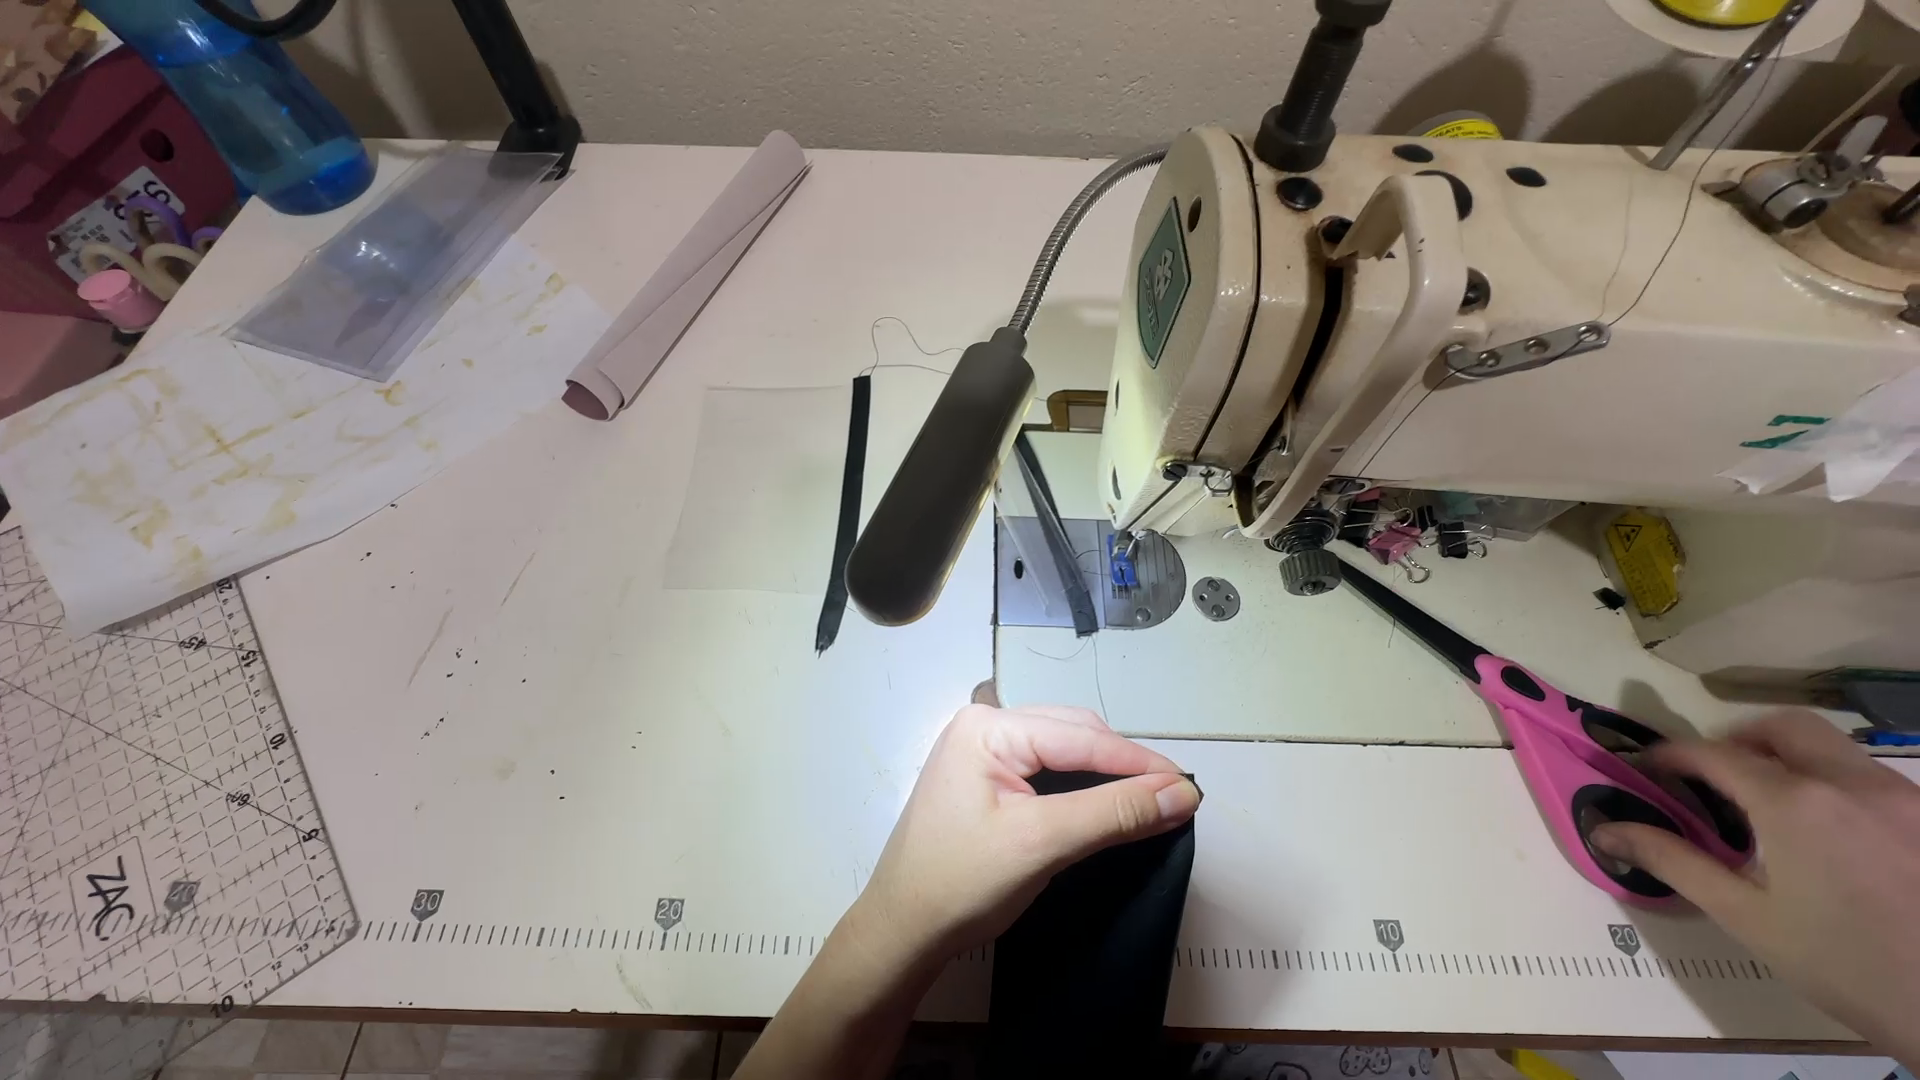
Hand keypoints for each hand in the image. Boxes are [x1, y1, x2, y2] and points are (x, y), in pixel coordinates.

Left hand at [849, 704, 1201, 968]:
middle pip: (1073, 734)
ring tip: (1148, 799)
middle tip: (1173, 797)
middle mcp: (984, 725)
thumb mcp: (1042, 844)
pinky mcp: (986, 777)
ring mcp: (981, 750)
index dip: (1138, 763)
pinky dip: (1081, 785)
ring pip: (1063, 749)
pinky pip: (1046, 768)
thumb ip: (1113, 813)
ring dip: (1105, 773)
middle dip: (1123, 764)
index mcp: (987, 727)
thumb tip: (1182, 793)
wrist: (902, 930)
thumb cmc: (962, 884)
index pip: (1080, 737)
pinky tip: (1105, 802)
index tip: (1190, 787)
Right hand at [1591, 712, 1919, 1064]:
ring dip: (1791, 764)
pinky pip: (1874, 783)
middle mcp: (1854, 785)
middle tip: (1714, 777)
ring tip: (1772, 812)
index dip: (1671, 756)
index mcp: (1794, 802)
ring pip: (1836, 752)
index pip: (1713, 753)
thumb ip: (1672, 861)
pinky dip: (1836, 789)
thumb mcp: (1746, 917)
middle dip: (1739, 740)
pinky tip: (1832, 839)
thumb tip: (1603, 831)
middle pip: (1785, 728)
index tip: (1648, 770)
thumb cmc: (1849, 966)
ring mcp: (1910, 803)